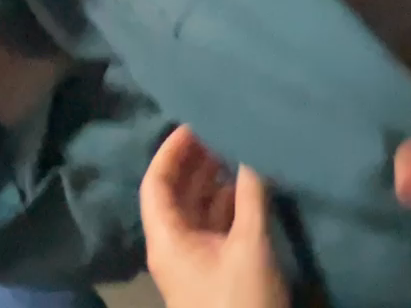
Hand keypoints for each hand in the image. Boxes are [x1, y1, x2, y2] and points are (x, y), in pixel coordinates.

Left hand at [140, 126, 289, 307]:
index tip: (196, 121)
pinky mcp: (215, 270)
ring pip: (197, 207)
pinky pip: (215, 224)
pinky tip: (250, 184)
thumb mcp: (250, 245)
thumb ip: (252, 191)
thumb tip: (254, 142)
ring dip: (216, 179)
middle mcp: (174, 245)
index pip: (156, 182)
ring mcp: (194, 259)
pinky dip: (229, 201)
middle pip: (176, 191)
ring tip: (239, 147)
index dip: (172, 150)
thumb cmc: (241, 304)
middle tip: (222, 127)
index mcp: (167, 239)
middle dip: (197, 158)